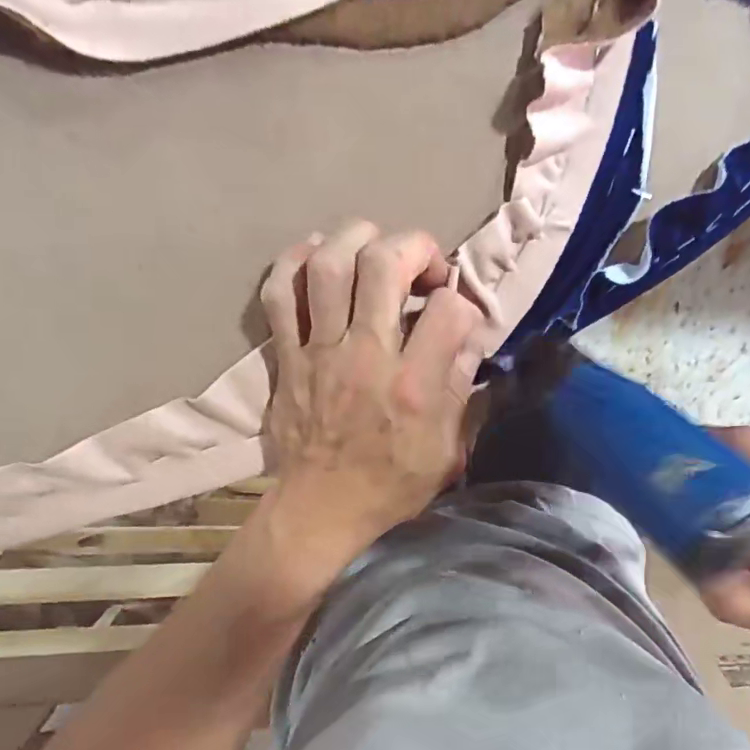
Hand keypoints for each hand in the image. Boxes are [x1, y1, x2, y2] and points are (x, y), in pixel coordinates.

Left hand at [258, 220, 483, 557]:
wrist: (321, 510)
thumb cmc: (390, 486)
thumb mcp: (445, 452)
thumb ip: (460, 391)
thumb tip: (469, 338)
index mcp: (412, 387)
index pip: (448, 310)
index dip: (463, 301)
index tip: (459, 315)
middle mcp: (366, 357)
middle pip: (384, 263)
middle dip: (414, 246)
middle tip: (423, 268)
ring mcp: (319, 352)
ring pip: (329, 264)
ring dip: (357, 239)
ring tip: (375, 251)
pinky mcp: (286, 357)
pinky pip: (280, 293)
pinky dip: (295, 263)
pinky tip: (318, 258)